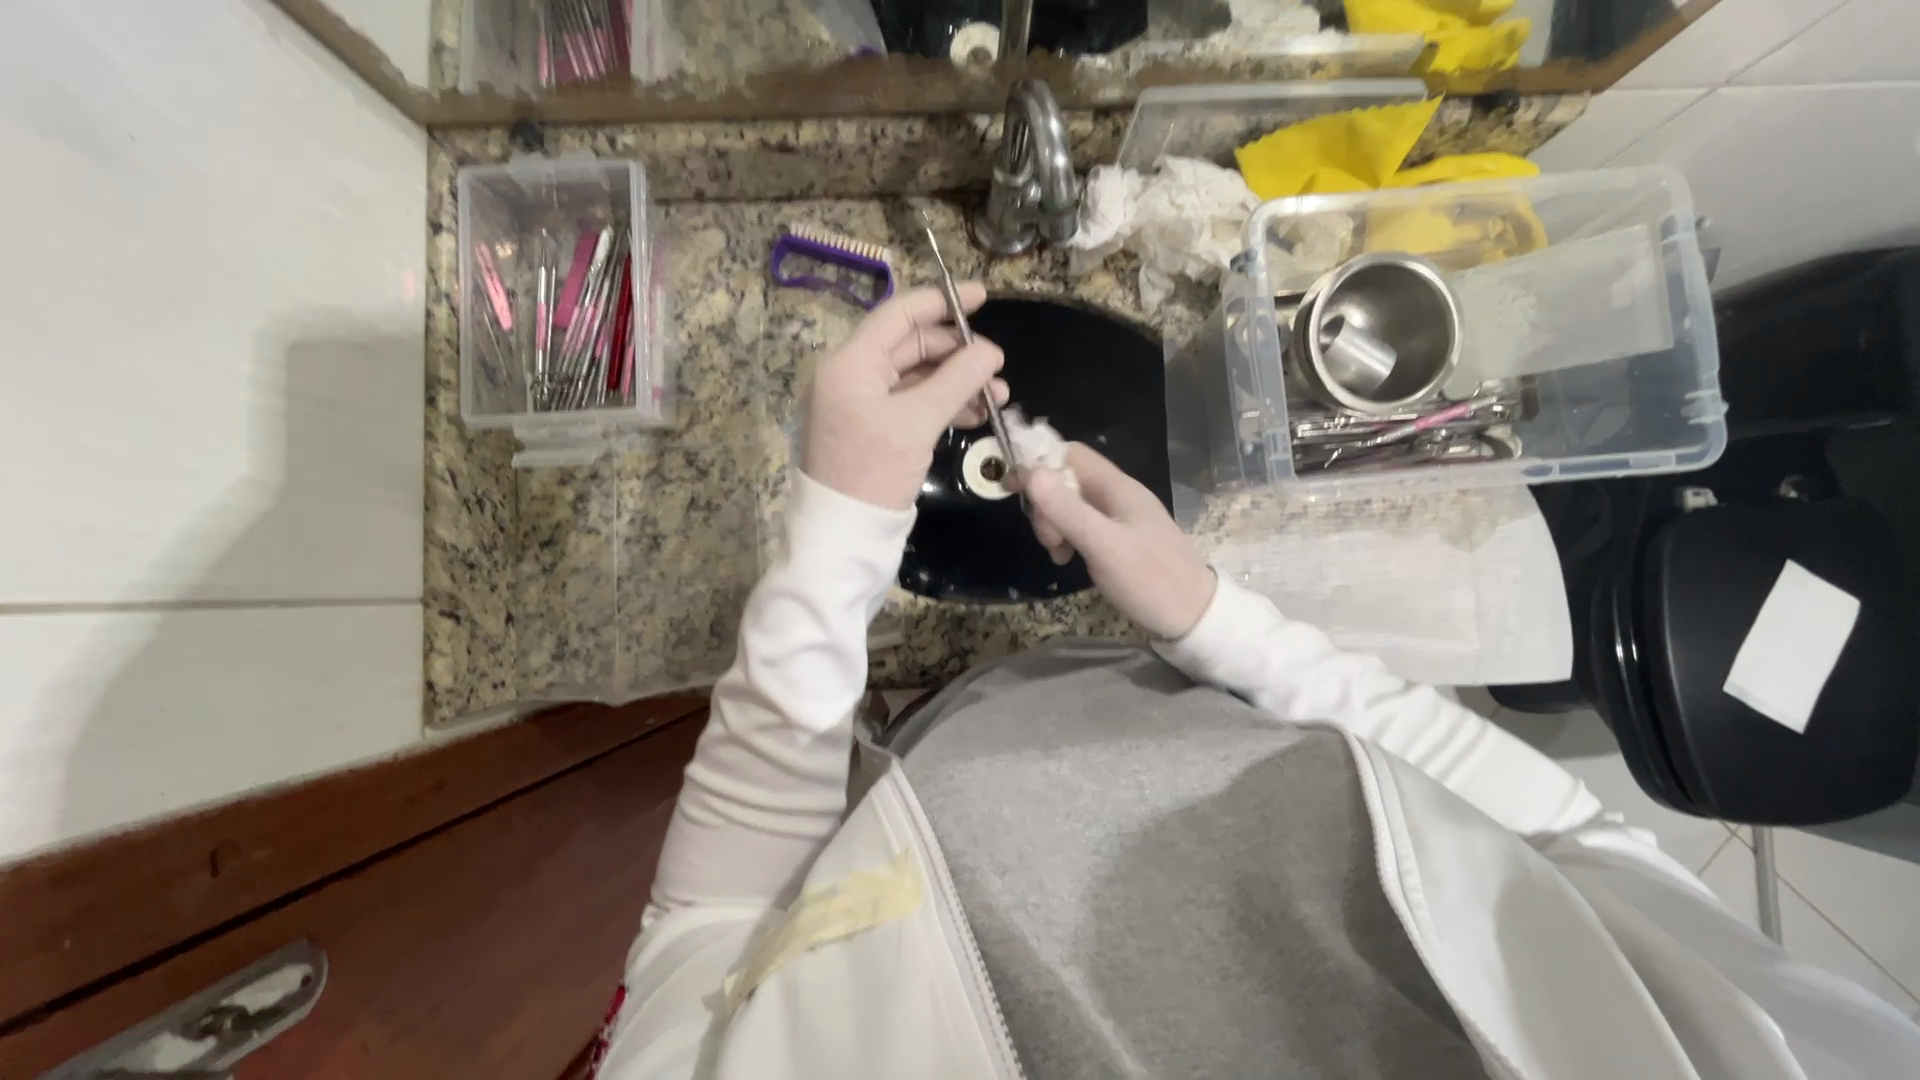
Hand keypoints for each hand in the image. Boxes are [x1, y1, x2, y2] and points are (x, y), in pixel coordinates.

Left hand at [803, 284, 1009, 510]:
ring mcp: (861, 404)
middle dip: (957, 354)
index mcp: (850, 363)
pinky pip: (912, 405)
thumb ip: (958, 380)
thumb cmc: (874, 472)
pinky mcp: (873, 430)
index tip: (982, 297)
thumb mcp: (919, 422)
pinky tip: (975, 415)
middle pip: (910, 346)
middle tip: (997, 366)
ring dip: (957, 382)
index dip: (942, 302)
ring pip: (916, 378)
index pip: (899, 315)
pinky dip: (942, 406)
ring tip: (997, 396)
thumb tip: (991, 352)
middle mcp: (851, 376)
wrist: (844, 534)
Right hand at [1017, 443, 1216, 639]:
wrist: (1193, 617)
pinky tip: (1067, 559)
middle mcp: (1117, 496)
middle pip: (1066, 480)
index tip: (1013, 489)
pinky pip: (1081, 525)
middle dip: (1045, 503)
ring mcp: (1118, 518)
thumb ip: (1068, 510)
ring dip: (1054, 523)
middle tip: (1048, 540)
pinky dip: (1067, 537)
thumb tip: (1030, 473)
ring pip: (1070, 504)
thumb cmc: (1151, 580)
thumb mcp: (1104, 546)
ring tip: (1058, 554)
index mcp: (1118, 487)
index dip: (1039, 463)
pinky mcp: (1117, 540)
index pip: (1070, 454)